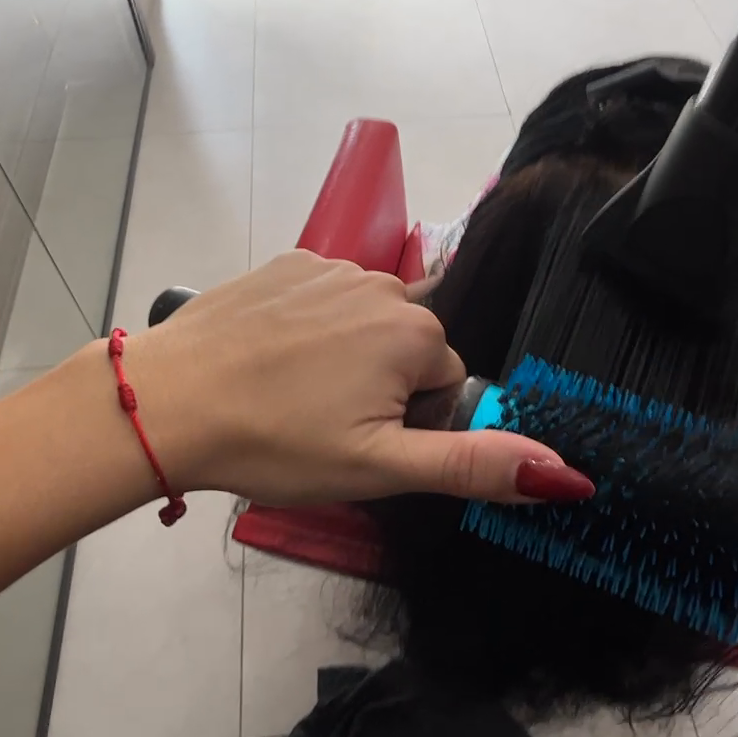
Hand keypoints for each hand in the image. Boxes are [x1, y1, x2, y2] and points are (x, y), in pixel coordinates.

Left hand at [104, 251, 588, 505]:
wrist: (167, 400)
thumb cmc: (276, 441)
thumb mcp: (379, 467)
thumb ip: (474, 466)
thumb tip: (570, 475)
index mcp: (414, 332)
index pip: (448, 380)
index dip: (414, 419)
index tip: (363, 440)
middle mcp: (381, 285)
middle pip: (411, 345)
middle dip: (387, 384)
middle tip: (329, 422)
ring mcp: (330, 265)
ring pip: (368, 320)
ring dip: (350, 354)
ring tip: (296, 392)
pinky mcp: (286, 261)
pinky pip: (325, 295)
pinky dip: (314, 324)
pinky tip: (274, 355)